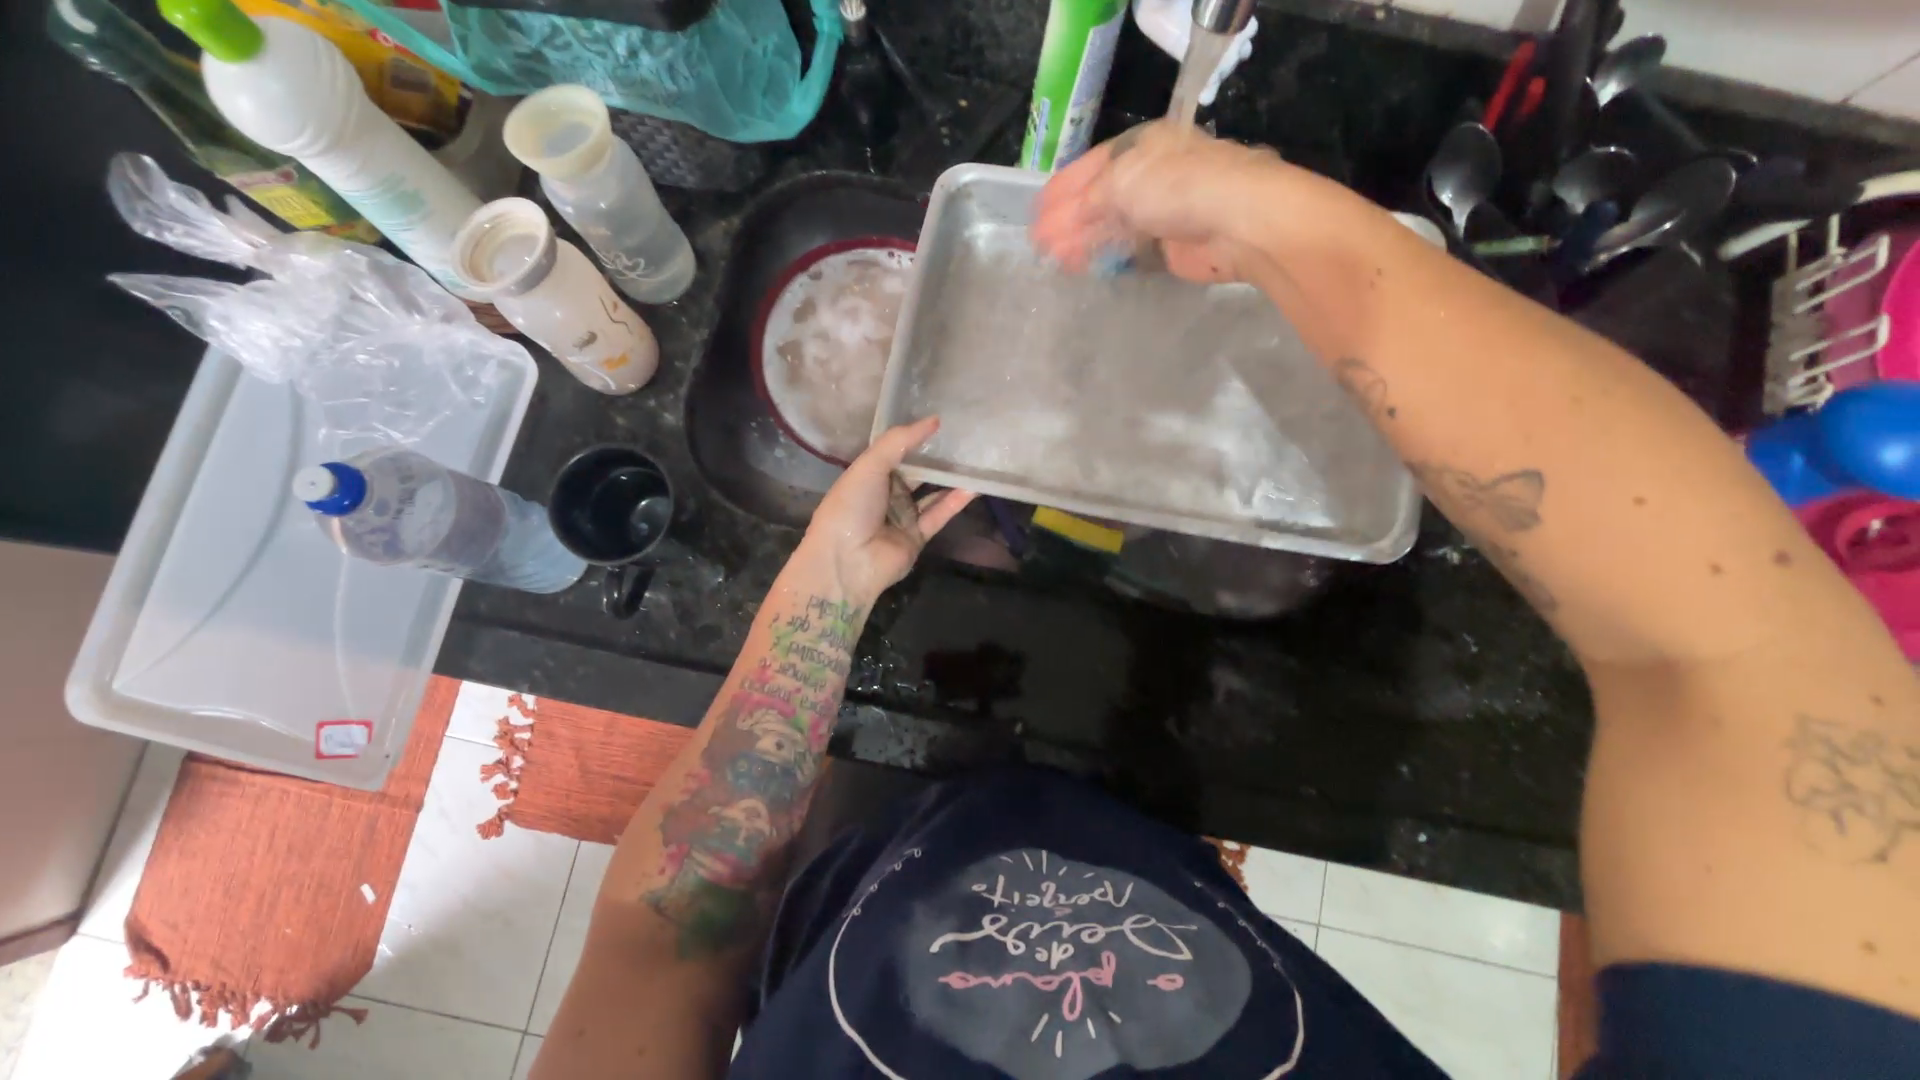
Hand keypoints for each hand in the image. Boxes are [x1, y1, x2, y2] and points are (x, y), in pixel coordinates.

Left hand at [801, 417, 976, 606]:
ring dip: (950, 479)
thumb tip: (934, 420)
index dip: (915, 438)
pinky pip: (939, 515)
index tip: (941, 421)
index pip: (895, 452)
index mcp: (868, 476)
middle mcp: (885, 495)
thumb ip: (900, 441)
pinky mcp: (917, 537)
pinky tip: (974, 486)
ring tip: (975, 459)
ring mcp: (902, 517)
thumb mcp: (870, 465)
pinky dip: (955, 502)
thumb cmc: (851, 506)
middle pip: (916, 473)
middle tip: (964, 438)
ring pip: (931, 493)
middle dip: (935, 459)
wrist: (847, 561)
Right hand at [1030, 121, 1286, 284]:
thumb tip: (1059, 224)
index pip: (1090, 166)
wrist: (1237, 221)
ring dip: (1082, 241)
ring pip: (1113, 226)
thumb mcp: (1120, 182)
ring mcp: (1163, 212)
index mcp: (1141, 146)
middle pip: (1100, 199)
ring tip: (1055, 260)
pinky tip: (1084, 267)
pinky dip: (1105, 257)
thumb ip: (1086, 203)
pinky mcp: (1171, 246)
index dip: (1061, 189)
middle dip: (1068, 220)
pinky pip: (1130, 250)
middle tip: (1039, 243)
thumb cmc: (1177, 186)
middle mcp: (1152, 175)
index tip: (1036, 212)